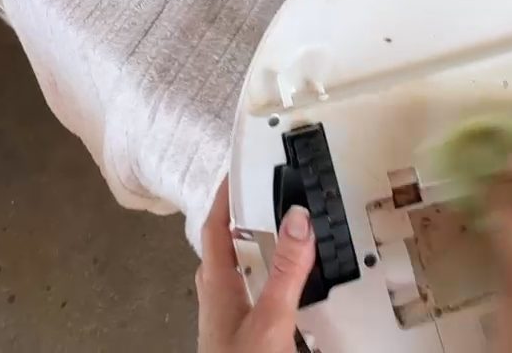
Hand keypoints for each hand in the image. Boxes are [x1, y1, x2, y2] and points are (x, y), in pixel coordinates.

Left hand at [198, 179, 314, 352]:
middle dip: (244, 222)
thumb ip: (285, 269)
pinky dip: (268, 282)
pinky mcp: (243, 337)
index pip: (214, 227)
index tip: (236, 174)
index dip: (224, 198)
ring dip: (258, 253)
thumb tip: (297, 218)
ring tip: (282, 240)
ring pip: (240, 273)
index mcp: (217, 285)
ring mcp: (228, 320)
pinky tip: (285, 290)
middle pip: (225, 249)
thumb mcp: (271, 316)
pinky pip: (252, 295)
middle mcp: (218, 300)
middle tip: (264, 201)